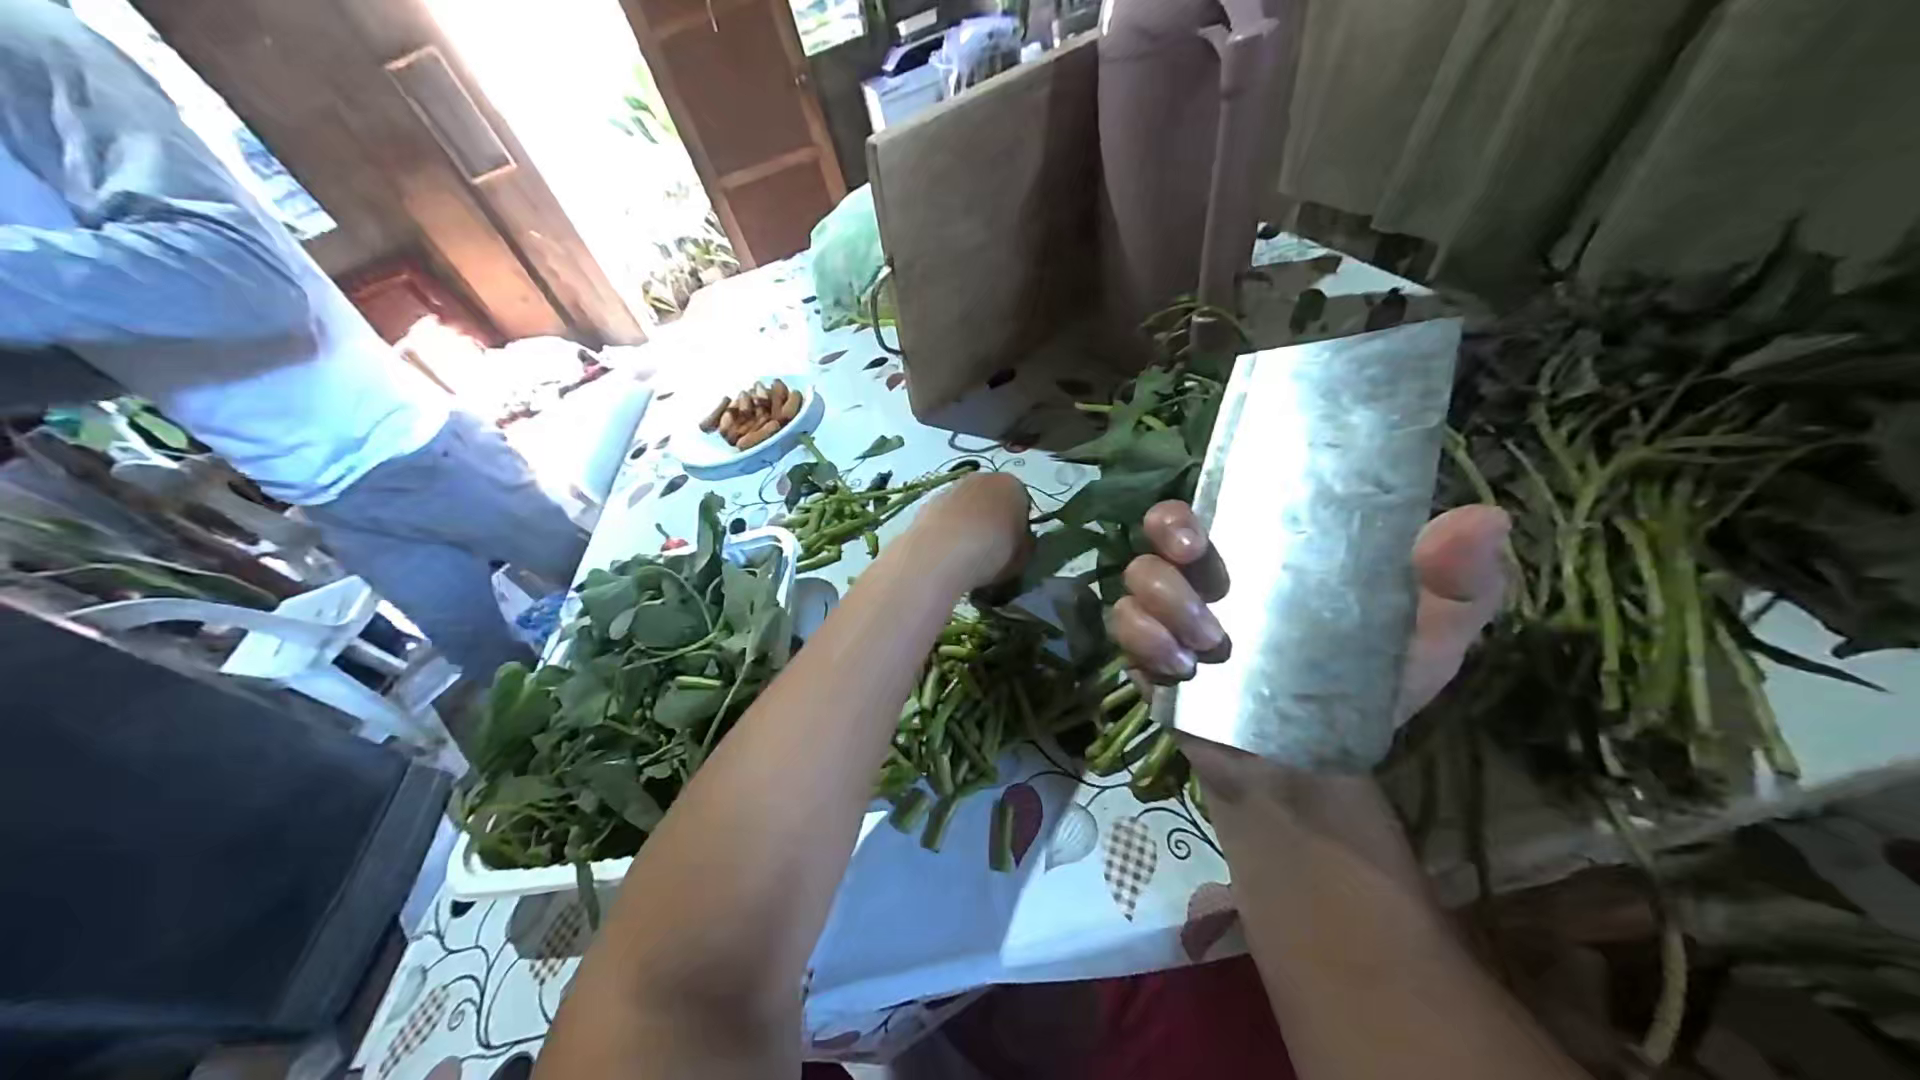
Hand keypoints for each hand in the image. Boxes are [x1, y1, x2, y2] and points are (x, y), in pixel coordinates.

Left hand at [903, 471, 1032, 589]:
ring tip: (964, 554)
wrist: (942, 554)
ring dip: (966, 523)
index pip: (1021, 502)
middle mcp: (982, 478)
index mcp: (1012, 485)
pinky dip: (946, 530)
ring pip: (965, 506)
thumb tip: (1020, 541)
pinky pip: (944, 516)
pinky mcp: (926, 502)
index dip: (1018, 526)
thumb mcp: (1024, 556)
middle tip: (989, 549)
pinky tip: (945, 552)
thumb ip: (1025, 544)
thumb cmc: (993, 552)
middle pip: (991, 499)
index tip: (1013, 546)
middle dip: (991, 519)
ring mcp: (951, 487)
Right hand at [1108, 499, 1509, 721]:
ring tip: (1210, 646)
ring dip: (1160, 604)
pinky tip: (1181, 670)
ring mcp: (1171, 621)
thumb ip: (1458, 583)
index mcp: (1254, 558)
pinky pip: (1123, 635)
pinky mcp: (1150, 663)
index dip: (1186, 511)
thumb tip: (1486, 519)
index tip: (1202, 534)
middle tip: (1197, 565)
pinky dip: (1142, 642)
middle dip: (1162, 546)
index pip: (1203, 512)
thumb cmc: (1363, 688)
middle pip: (1153, 540)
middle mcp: (1203, 580)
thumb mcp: (1424, 636)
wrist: (1311, 766)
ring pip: (1132, 585)